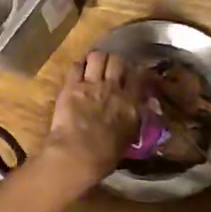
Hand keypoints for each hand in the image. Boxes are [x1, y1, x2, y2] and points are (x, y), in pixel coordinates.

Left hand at [42, 51, 142, 187]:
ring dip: (96, 59)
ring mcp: (91, 84)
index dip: (136, 71)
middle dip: (114, 62)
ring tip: (93, 65)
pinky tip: (77, 72)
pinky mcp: (71, 86)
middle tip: (110, 68)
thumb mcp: (129, 136)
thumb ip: (134, 117)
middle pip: (117, 60)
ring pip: (98, 56)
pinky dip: (78, 67)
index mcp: (131, 102)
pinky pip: (76, 66)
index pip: (139, 76)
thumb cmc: (105, 155)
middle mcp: (113, 88)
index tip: (133, 74)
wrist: (78, 154)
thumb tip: (138, 107)